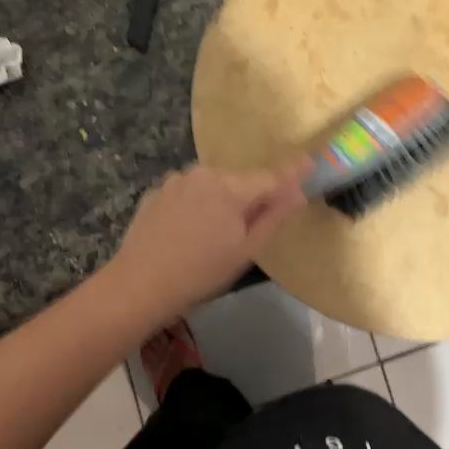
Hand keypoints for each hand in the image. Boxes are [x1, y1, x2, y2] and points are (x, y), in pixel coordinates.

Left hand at [109, 161, 309, 314]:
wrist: (138, 285)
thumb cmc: (201, 273)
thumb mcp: (246, 251)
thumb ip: (274, 218)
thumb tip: (299, 194)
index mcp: (231, 187)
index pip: (271, 177)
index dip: (292, 173)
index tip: (310, 163)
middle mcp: (204, 174)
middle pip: (240, 182)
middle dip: (249, 198)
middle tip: (247, 232)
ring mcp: (176, 181)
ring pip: (212, 187)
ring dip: (220, 201)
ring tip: (211, 236)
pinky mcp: (156, 193)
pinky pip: (188, 194)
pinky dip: (195, 206)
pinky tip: (186, 233)